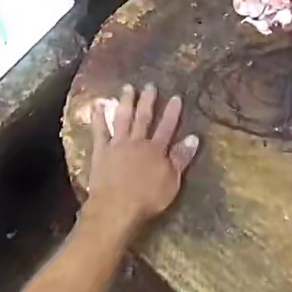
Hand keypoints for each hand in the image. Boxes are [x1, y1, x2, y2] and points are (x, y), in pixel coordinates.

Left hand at [84, 83, 198, 234]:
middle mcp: (137, 142)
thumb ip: (181, 159)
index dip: (172, 112)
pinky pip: (99, 131)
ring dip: (126, 103)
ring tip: (128, 88)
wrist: (116, 206)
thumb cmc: (148, 198)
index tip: (175, 97)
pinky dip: (98, 118)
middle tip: (149, 85)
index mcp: (156, 150)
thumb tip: (193, 138)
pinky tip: (98, 106)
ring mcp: (117, 145)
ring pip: (122, 119)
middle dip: (147, 101)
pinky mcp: (101, 152)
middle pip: (143, 118)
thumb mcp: (172, 181)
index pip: (167, 127)